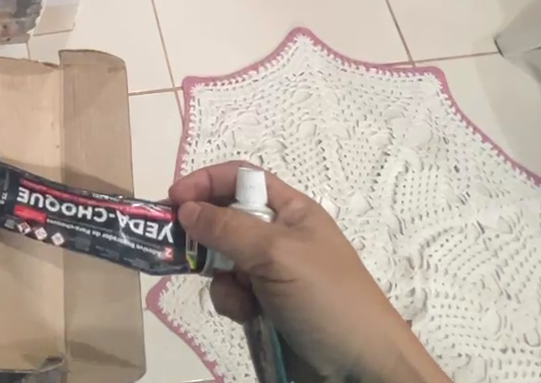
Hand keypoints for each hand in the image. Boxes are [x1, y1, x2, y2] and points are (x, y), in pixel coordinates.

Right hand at [172, 163, 450, 382]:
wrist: (365, 375)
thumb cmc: (328, 300)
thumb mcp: (277, 253)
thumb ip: (226, 227)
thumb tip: (185, 208)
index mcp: (292, 211)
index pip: (240, 178)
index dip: (206, 182)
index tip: (175, 198)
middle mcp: (280, 237)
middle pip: (225, 217)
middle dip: (204, 229)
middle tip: (179, 242)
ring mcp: (273, 274)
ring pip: (222, 257)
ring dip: (219, 272)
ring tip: (237, 293)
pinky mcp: (266, 308)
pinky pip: (231, 291)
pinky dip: (231, 300)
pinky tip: (247, 315)